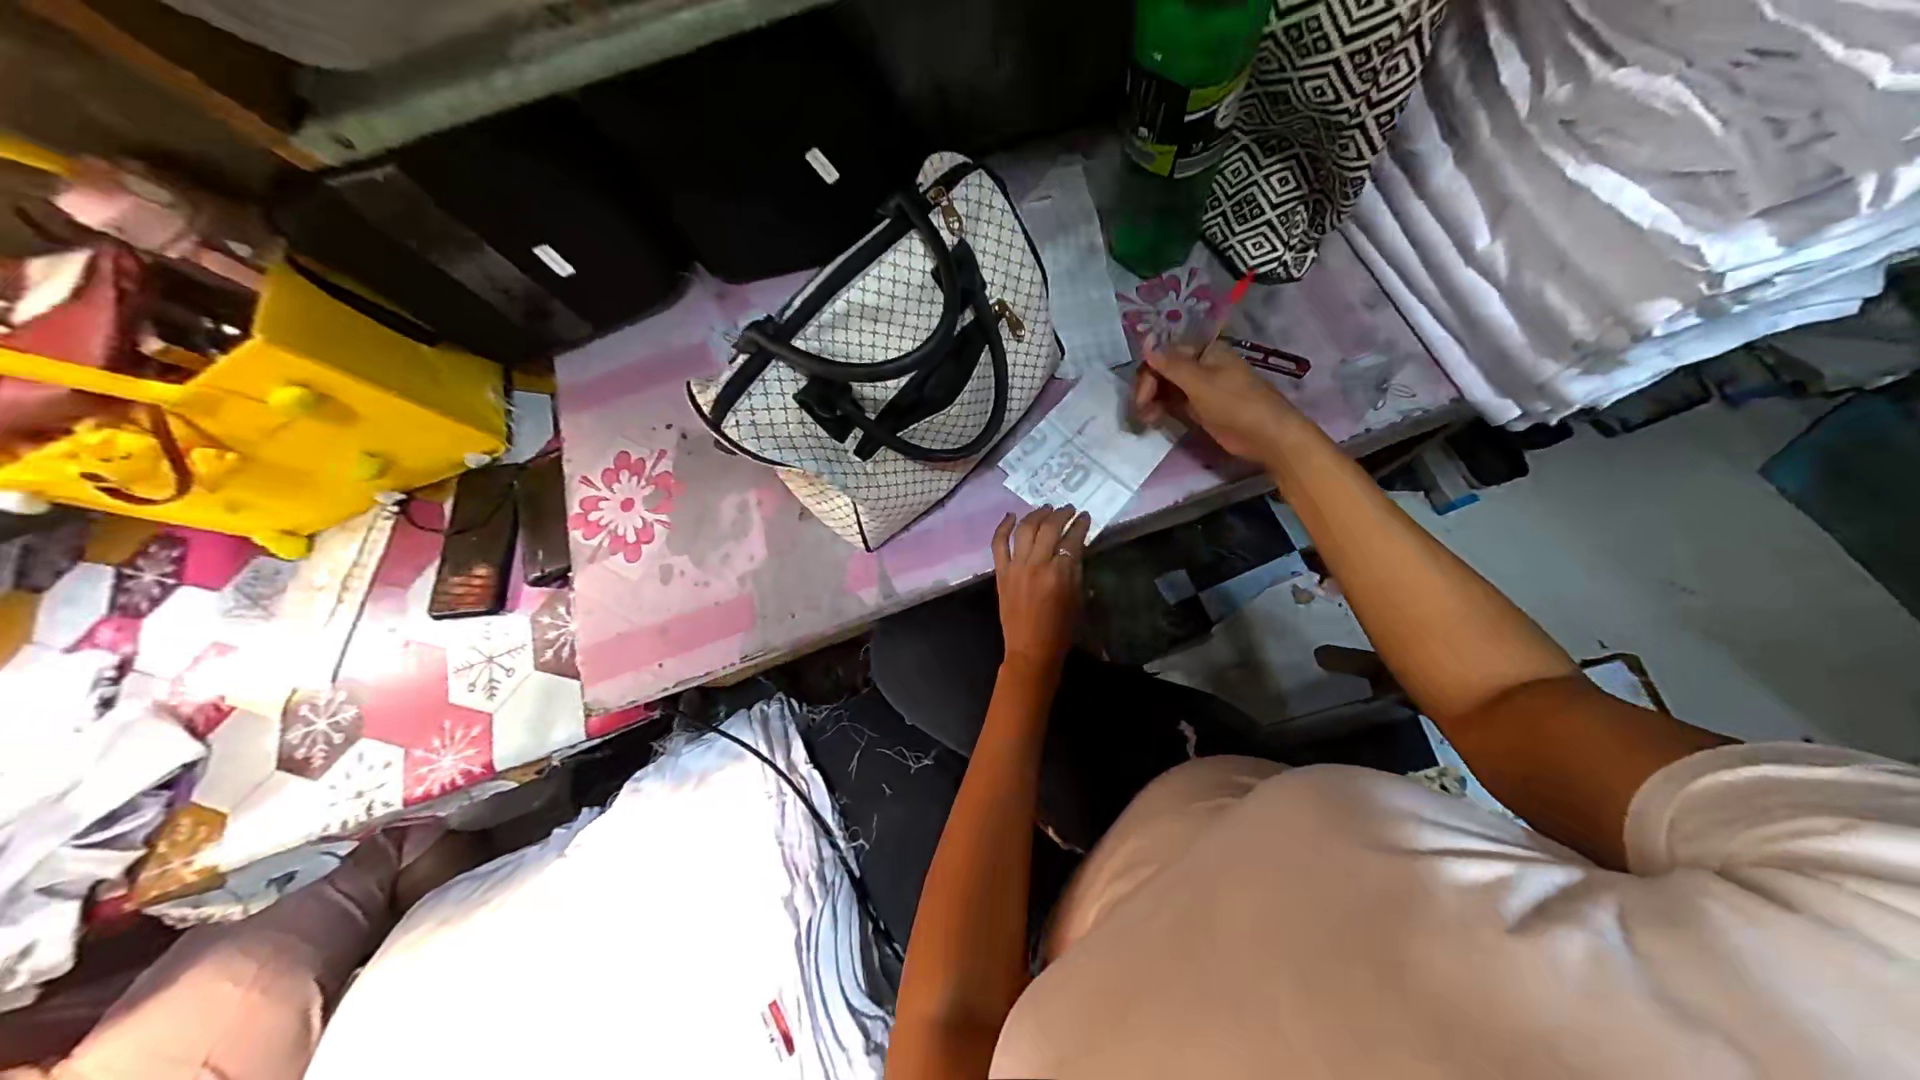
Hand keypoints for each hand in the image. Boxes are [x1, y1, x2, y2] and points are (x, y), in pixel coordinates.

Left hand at [991, 505, 1090, 675]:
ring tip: (1046, 509)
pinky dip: (1003, 527)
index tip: (1086, 517)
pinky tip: (1011, 515)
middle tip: (1069, 509)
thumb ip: (1075, 569)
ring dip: (1037, 515)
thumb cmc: (1061, 629)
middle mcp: (1037, 564)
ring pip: (1025, 529)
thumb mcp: (1077, 597)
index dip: (1081, 525)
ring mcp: (1016, 567)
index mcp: (1060, 573)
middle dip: (1061, 515)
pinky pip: (998, 543)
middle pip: (1049, 528)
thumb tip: (1075, 547)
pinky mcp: (1001, 573)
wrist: (1031, 650)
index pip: (1072, 539)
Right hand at [1132, 338, 1301, 463]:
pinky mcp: (1200, 408)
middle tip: (1141, 410)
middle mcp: (1201, 365)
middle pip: (1163, 370)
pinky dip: (1161, 409)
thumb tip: (1146, 341)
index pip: (1165, 354)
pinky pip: (1174, 403)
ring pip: (1166, 388)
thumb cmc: (1236, 403)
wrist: (1266, 436)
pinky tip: (1153, 420)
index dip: (1149, 372)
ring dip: (1152, 400)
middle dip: (1148, 388)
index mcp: (1205, 351)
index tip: (1141, 397)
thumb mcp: (1201, 382)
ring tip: (1146, 419)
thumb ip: (1172, 364)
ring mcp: (1200, 388)